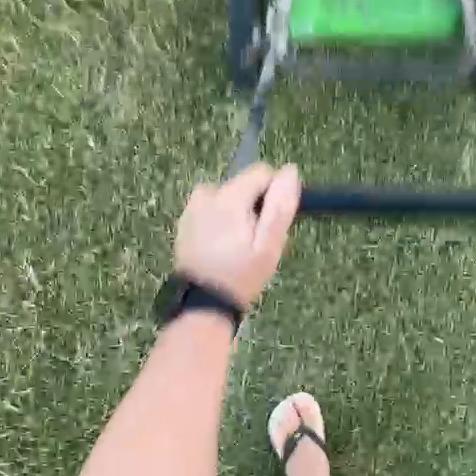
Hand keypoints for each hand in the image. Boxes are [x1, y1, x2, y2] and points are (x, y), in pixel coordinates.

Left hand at [173, 163, 300, 306]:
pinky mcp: (184, 223)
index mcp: (229, 197)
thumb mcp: (269, 245)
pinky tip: (222, 248)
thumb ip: (280, 205)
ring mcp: (191, 208)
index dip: (273, 195)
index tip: (272, 224)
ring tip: (239, 247)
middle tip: (256, 242)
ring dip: (237, 214)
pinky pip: (211, 210)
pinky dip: (220, 222)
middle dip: (255, 207)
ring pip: (227, 197)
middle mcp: (206, 194)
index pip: (262, 173)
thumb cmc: (241, 276)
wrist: (204, 304)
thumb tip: (290, 170)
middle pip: (243, 185)